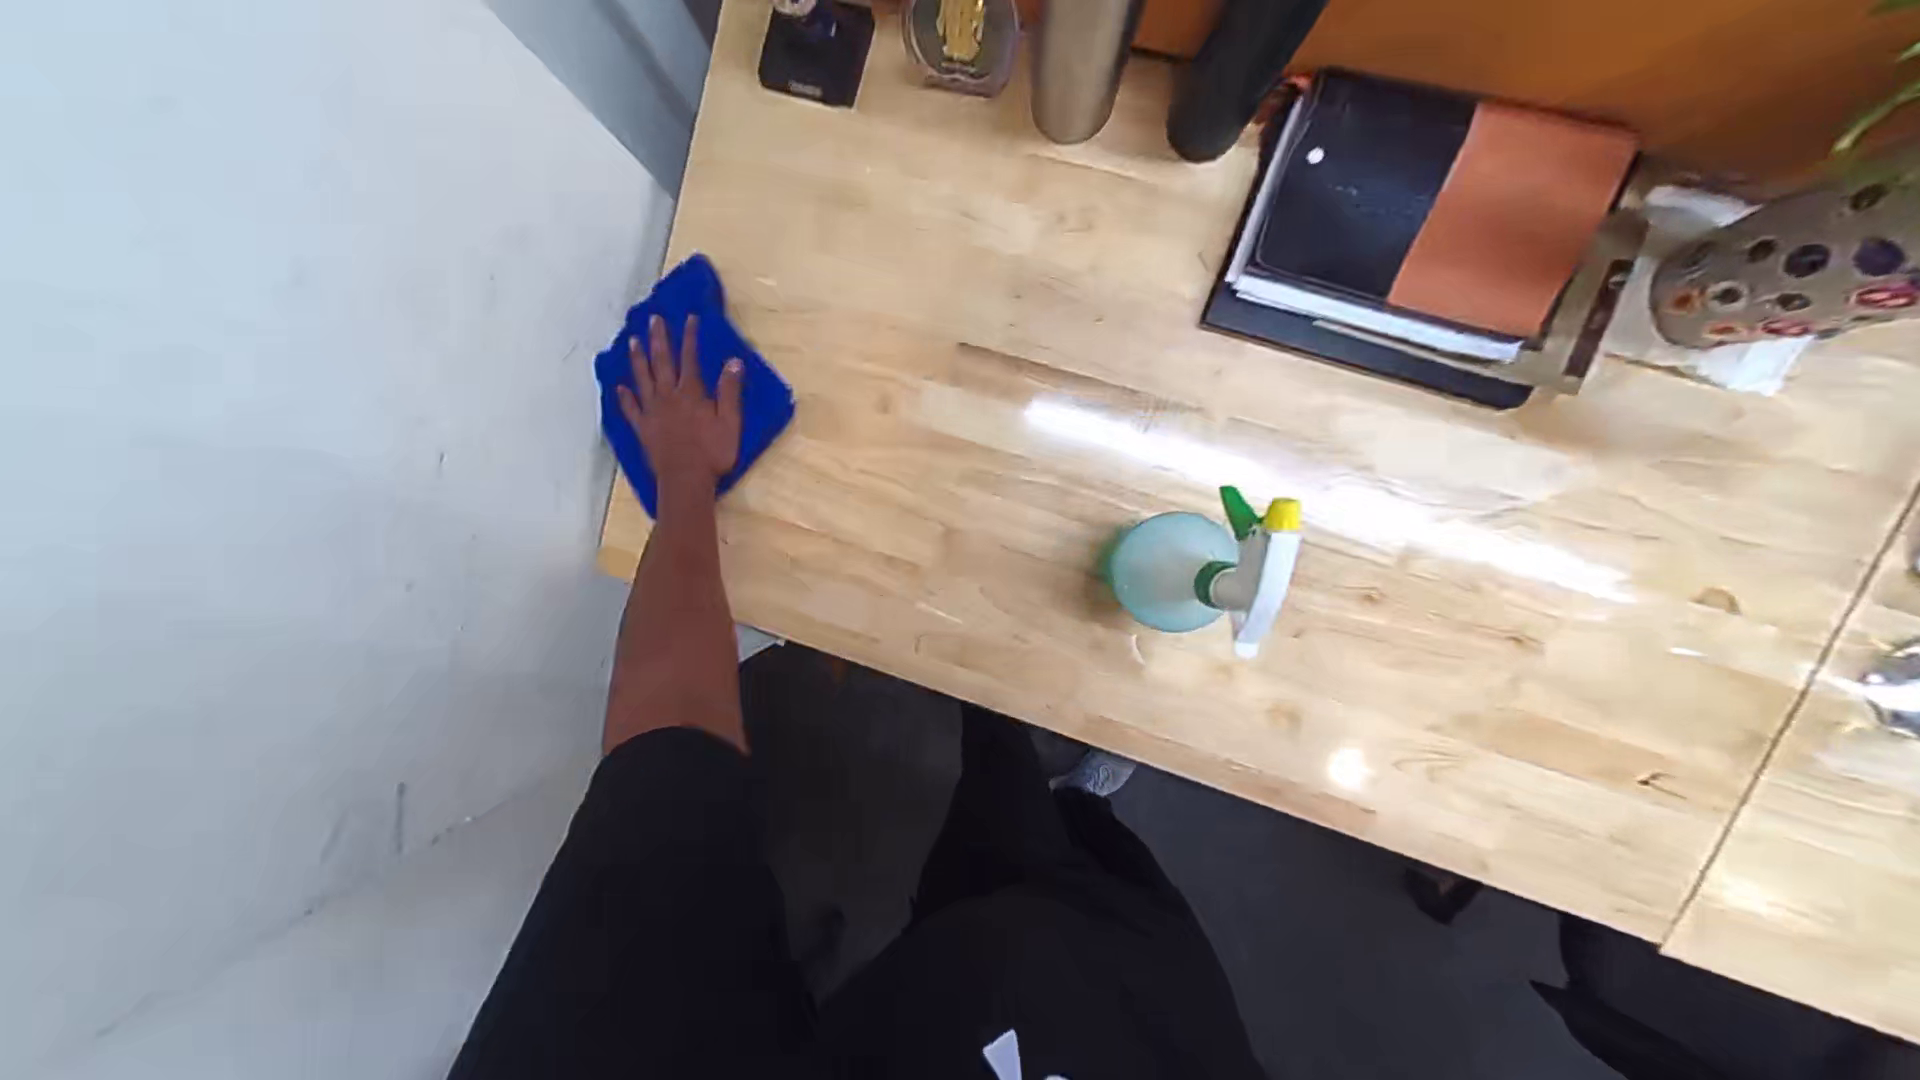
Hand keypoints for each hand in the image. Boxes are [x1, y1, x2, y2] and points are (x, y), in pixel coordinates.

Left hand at [618, 314, 743, 500]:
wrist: (686, 479)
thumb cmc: (713, 452)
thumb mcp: (730, 421)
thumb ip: (730, 391)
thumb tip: (733, 361)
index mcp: (691, 394)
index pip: (690, 359)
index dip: (690, 337)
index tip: (689, 318)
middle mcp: (668, 397)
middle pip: (662, 362)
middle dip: (659, 339)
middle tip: (653, 319)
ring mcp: (652, 412)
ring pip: (643, 379)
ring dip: (638, 358)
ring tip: (633, 340)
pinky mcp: (643, 428)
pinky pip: (631, 409)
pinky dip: (624, 396)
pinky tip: (620, 386)